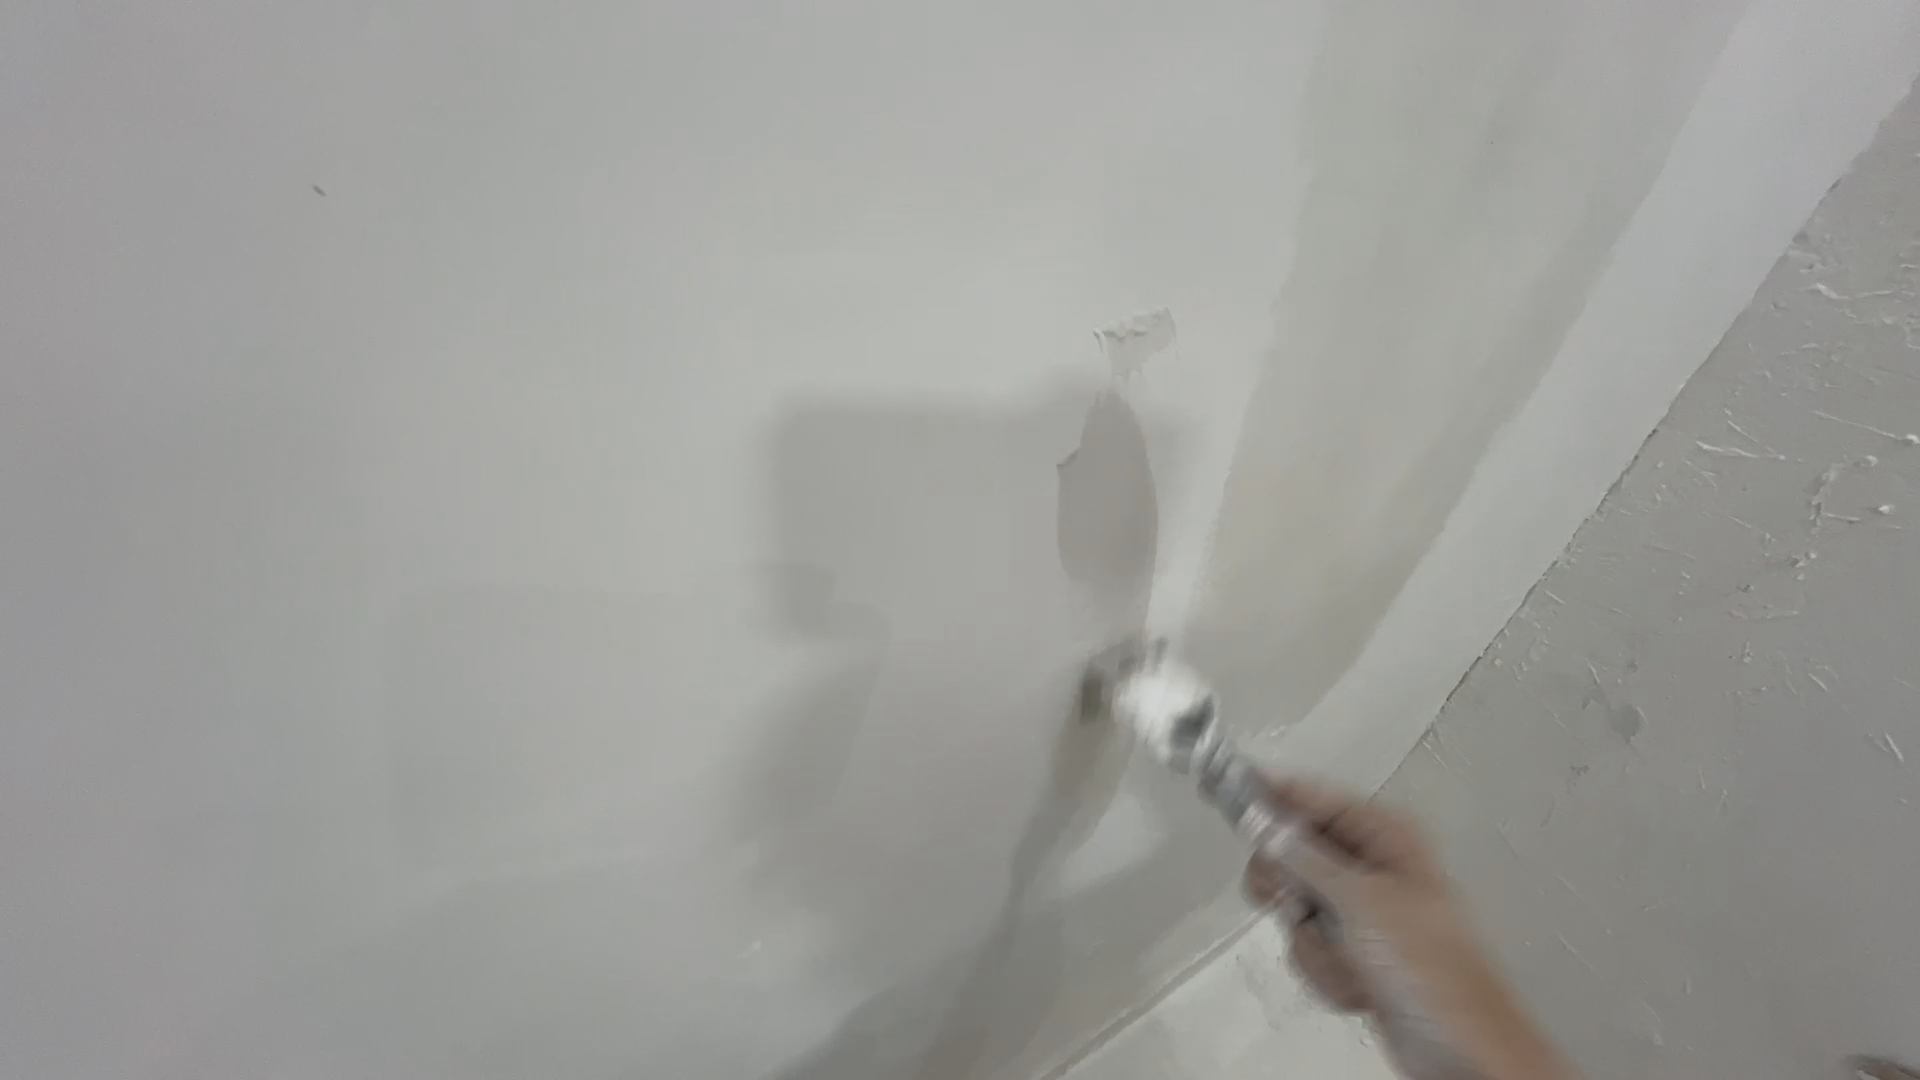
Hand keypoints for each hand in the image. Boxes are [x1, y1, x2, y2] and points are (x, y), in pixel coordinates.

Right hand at [1242, 774, 1577, 1079]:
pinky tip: (1356, 986)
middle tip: (1294, 905)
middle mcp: (1367, 861)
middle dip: (1290, 889)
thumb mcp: (1359, 902)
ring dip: (1312, 939)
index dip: (1265, 790)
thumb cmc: (1423, 965)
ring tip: (1347, 961)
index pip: (1310, 796)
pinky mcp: (1350, 946)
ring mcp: (1357, 906)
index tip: (1218, 787)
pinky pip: (1305, 938)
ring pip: (1292, 899)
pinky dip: (1323, 965)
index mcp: (1383, 834)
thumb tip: (1254, 816)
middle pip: (1289, 848)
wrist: (1466, 1057)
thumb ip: (1300, 855)